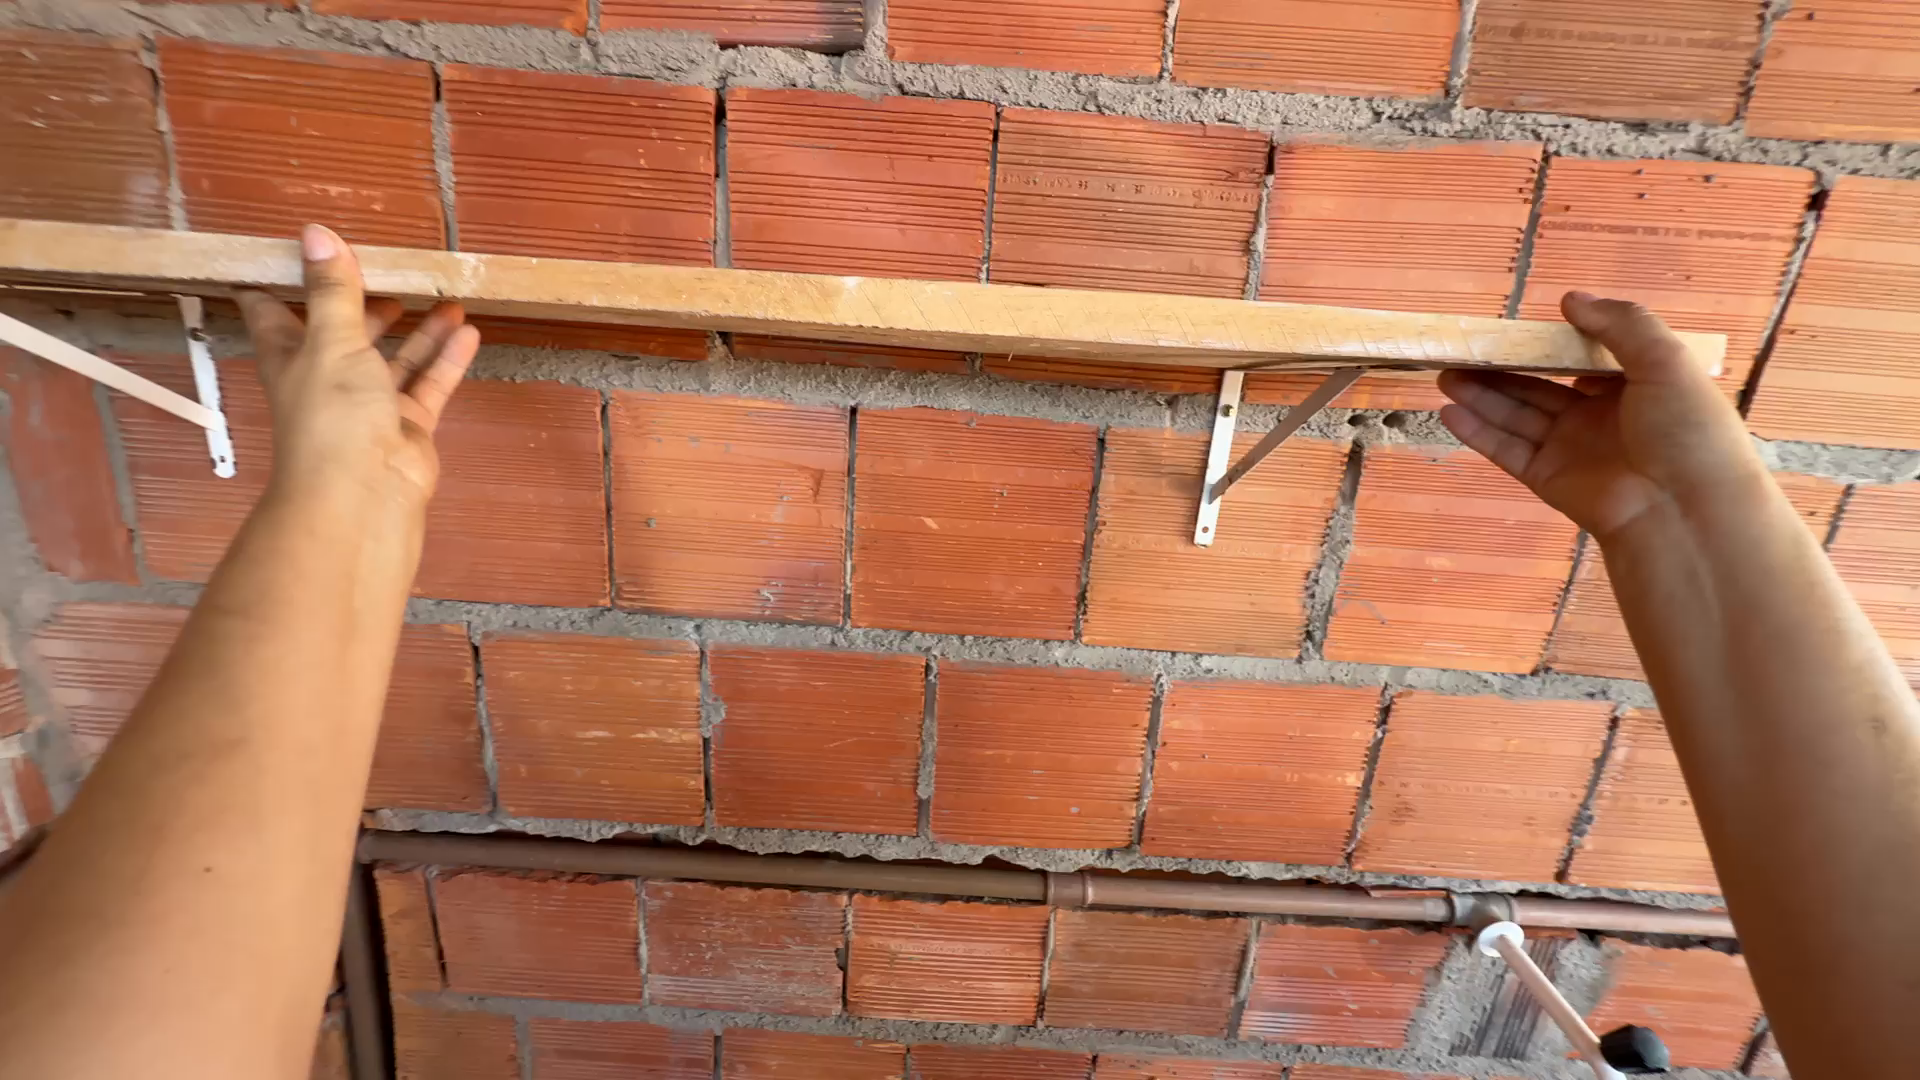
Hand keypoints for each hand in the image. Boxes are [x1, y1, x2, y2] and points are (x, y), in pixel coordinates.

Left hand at [234, 224, 478, 504]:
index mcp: (291, 352)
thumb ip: (334, 291)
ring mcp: (372, 399)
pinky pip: (430, 383)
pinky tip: (468, 335)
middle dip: (367, 303)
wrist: (366, 487)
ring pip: (397, 356)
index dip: (284, 278)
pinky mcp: (410, 420)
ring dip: (420, 329)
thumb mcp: (332, 342)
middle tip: (393, 272)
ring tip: (447, 299)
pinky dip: (448, 359)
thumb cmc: (333, 414)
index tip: (301, 248)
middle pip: (347, 330)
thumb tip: (317, 233)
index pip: (275, 307)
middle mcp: (329, 373)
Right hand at [1437, 291, 1768, 543]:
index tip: (1514, 332)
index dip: (1547, 347)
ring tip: (1445, 376)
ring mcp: (1565, 448)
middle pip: (1536, 389)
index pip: (1578, 362)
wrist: (1681, 507)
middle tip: (1462, 354)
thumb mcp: (1667, 363)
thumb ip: (1621, 326)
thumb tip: (1569, 298)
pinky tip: (1450, 412)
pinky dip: (1476, 432)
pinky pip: (1504, 449)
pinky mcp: (1541, 476)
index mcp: (1632, 389)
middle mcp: (1595, 417)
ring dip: (1479, 397)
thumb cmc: (1686, 430)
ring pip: (1514, 416)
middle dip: (1499, 372)